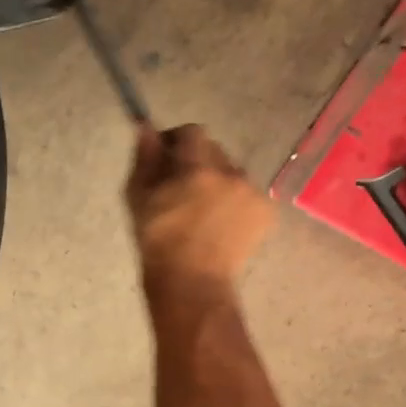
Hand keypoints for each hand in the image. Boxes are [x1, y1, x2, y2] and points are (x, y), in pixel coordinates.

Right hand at [125, 123, 275, 287]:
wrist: (191, 279)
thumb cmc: (156, 237)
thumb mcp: (139, 196)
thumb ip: (146, 158)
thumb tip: (146, 127)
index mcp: (197, 168)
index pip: (193, 132)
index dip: (176, 139)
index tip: (164, 157)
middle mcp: (231, 173)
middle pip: (213, 149)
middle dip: (195, 160)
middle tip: (178, 186)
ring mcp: (253, 193)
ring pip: (231, 171)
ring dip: (214, 179)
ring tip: (198, 207)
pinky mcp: (267, 211)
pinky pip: (245, 193)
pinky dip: (231, 199)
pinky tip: (216, 221)